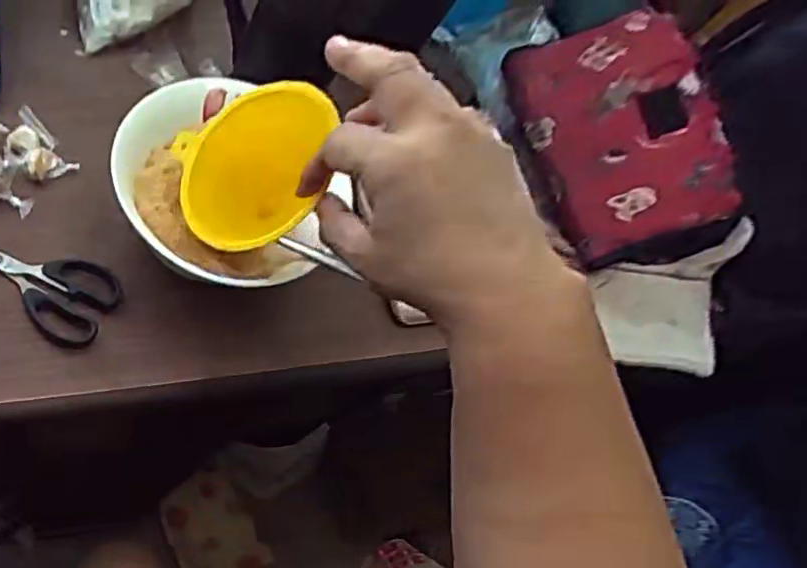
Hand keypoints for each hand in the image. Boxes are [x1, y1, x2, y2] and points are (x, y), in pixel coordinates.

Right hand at [294, 37, 577, 328]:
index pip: (339, 142)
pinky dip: (417, 117)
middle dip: (359, 57)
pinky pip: (445, 113)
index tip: (308, 189)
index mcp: (394, 161)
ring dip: (387, 95)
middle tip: (336, 49)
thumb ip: (334, 220)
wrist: (498, 280)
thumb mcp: (361, 255)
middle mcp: (434, 130)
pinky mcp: (489, 140)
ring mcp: (468, 129)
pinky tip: (405, 144)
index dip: (314, 164)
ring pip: (423, 88)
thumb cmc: (425, 274)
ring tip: (364, 115)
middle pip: (393, 73)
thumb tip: (325, 201)